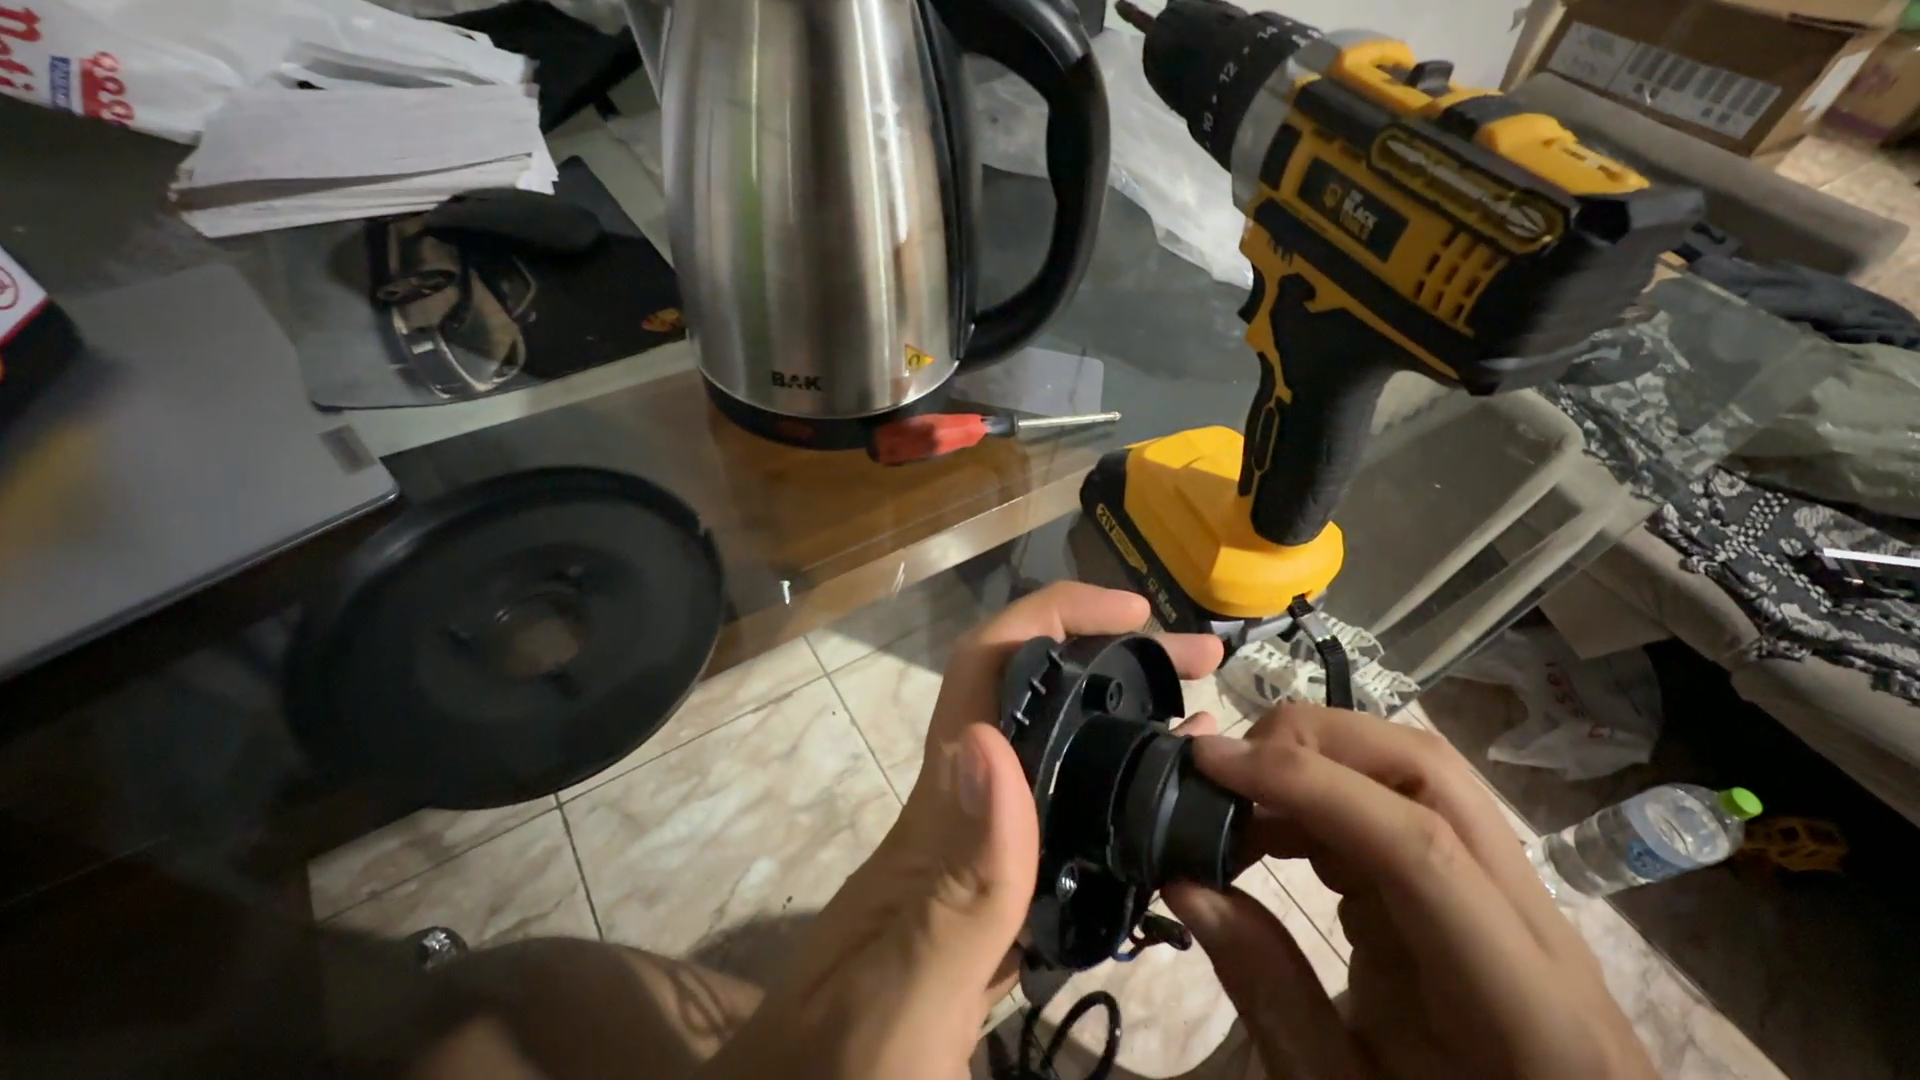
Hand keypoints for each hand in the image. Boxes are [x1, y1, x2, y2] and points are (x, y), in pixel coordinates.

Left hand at [697, 584, 1224, 1079]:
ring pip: (1051, 767)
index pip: (984, 677)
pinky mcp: (990, 916)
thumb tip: (988, 740)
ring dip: (1121, 732)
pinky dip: (1115, 809)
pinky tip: (1157, 827)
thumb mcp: (905, 995)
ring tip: (1201, 735)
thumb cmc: (841, 1069)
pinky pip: (1061, 837)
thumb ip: (958, 887)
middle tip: (1201, 672)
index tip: (1134, 616)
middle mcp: (958, 824)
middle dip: (1113, 667)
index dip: (1052, 621)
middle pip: (1030, 708)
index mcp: (938, 821)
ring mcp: (973, 869)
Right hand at [1164, 705, 1656, 1079]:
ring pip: (1420, 777)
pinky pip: (1405, 812)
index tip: (1210, 764)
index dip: (1307, 783)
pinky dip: (1328, 801)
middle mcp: (1540, 929)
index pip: (1417, 846)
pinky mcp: (1482, 893)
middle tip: (1224, 769)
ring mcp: (1518, 901)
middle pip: (1430, 775)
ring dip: (1318, 764)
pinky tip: (1276, 834)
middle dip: (1315, 745)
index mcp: (1522, 1004)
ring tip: (1236, 802)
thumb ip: (1267, 988)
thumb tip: (1185, 881)